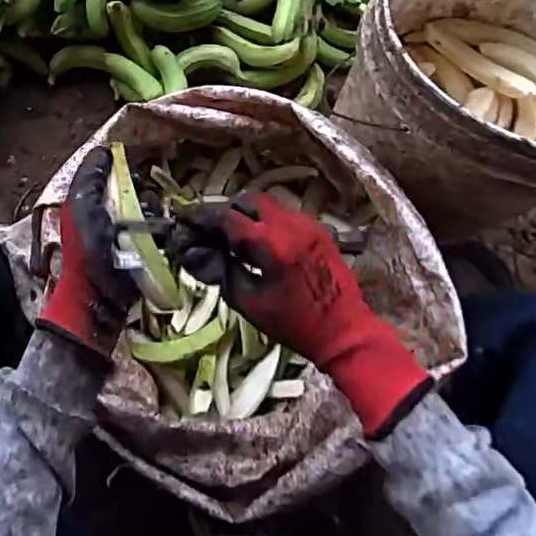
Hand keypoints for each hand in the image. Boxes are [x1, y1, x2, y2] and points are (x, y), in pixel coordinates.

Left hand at [36, 147, 139, 361]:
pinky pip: (156, 227)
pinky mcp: (141, 247)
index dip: (121, 164)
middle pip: (130, 185)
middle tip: (143, 197)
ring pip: (146, 204)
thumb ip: (90, 176)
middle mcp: (104, 210)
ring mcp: (123, 230)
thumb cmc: (86, 250)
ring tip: (149, 218)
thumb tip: (104, 149)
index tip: (136, 163)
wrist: (99, 299)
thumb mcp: (82, 206)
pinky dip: (159, 227)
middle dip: (138, 188)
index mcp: (86, 198)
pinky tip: (159, 231)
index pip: (107, 169)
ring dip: (149, 208)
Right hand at [173, 194, 429, 437]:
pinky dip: (268, 220)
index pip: (228, 217)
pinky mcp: (319, 230)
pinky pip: (285, 214)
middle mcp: (290, 226)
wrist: (348, 334)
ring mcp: (308, 224)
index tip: (187, 220)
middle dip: (227, 210)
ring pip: (268, 204)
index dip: (203, 217)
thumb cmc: (296, 324)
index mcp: (271, 245)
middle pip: (248, 200)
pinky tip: (263, 242)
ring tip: (238, 235)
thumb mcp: (249, 302)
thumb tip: (196, 252)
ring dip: (248, 213)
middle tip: (214, 228)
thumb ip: (221, 271)